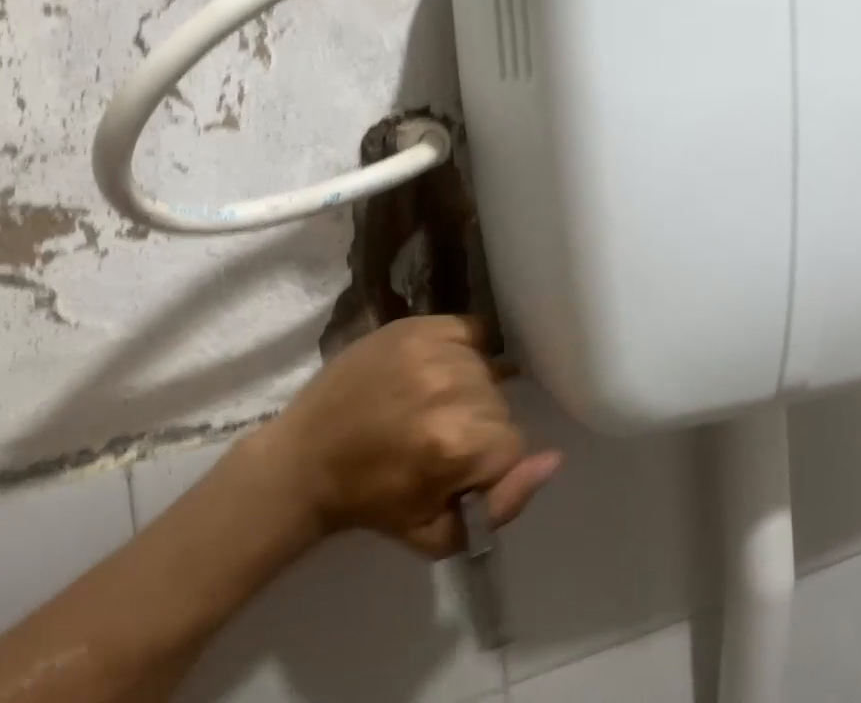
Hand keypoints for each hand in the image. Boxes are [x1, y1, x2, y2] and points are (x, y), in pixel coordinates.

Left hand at [255, 315, 561, 557]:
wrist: (307, 457)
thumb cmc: (372, 502)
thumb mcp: (439, 533)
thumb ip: (505, 504)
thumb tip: (553, 458)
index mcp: (454, 444)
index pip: (512, 445)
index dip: (487, 465)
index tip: (452, 471)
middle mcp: (448, 388)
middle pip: (500, 406)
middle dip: (479, 428)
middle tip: (437, 441)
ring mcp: (428, 350)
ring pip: (485, 371)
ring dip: (469, 390)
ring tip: (430, 407)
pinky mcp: (411, 326)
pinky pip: (470, 331)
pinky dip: (464, 349)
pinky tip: (440, 368)